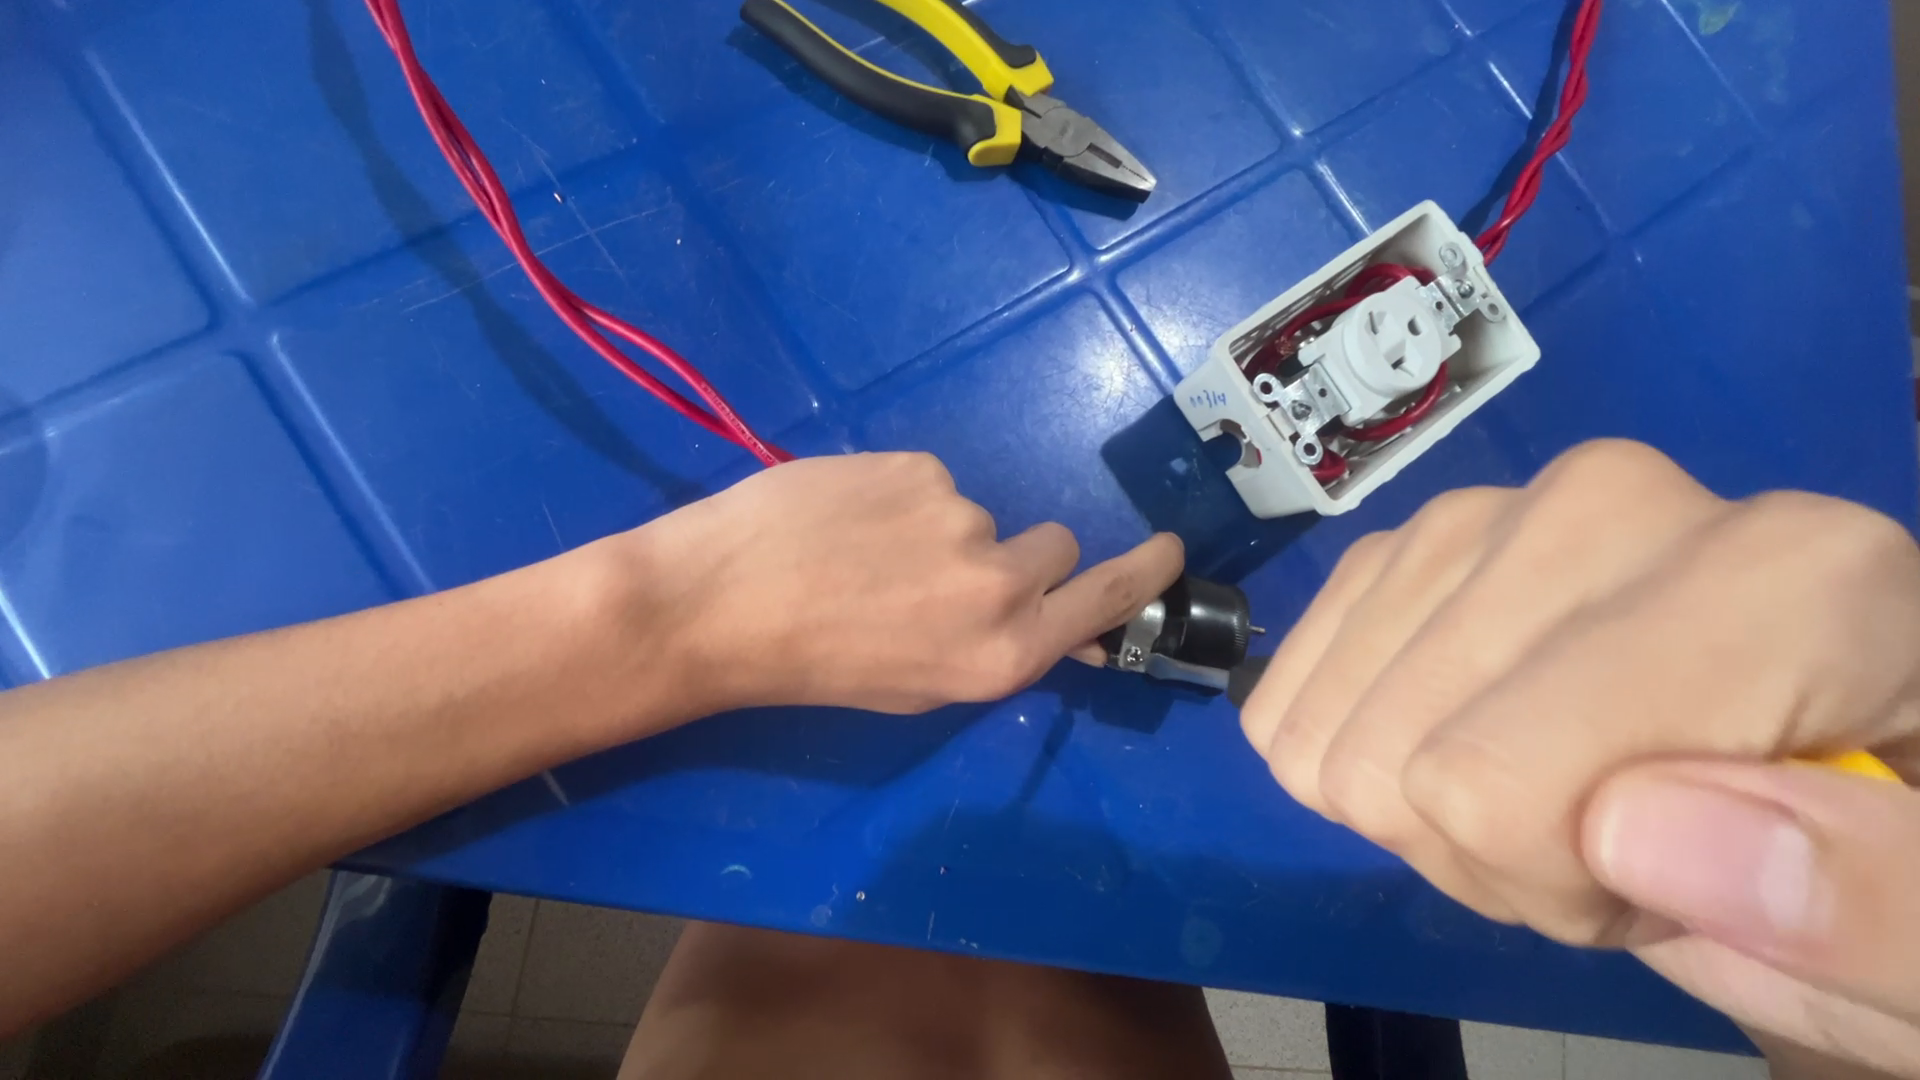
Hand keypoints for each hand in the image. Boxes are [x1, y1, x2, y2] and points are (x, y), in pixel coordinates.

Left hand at [631, 452, 1183, 714]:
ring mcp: (962, 515)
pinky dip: (899, 499)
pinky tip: (845, 519)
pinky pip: (929, 483)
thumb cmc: (814, 668)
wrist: (716, 605)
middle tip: (941, 573)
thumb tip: (1060, 621)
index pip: (1108, 599)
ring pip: (979, 514)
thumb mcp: (921, 685)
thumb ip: (999, 646)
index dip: (1146, 572)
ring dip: (940, 530)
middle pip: (1052, 545)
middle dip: (1016, 557)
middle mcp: (1000, 584)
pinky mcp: (918, 467)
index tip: (1168, 551)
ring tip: (865, 552)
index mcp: (1003, 653)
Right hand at [1239, 440, 1919, 1076]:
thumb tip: (1630, 827)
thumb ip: (1879, 910)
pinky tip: (1456, 746)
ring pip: (1325, 741)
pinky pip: (1283, 707)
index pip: (1501, 777)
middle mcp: (1595, 504)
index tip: (1672, 882)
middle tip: (1613, 851)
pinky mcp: (1384, 552)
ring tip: (1543, 797)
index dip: (1561, 882)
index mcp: (1780, 576)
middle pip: (1400, 767)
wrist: (1774, 739)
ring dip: (1422, 814)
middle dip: (1494, 854)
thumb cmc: (1893, 846)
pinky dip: (1353, 767)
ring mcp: (1464, 519)